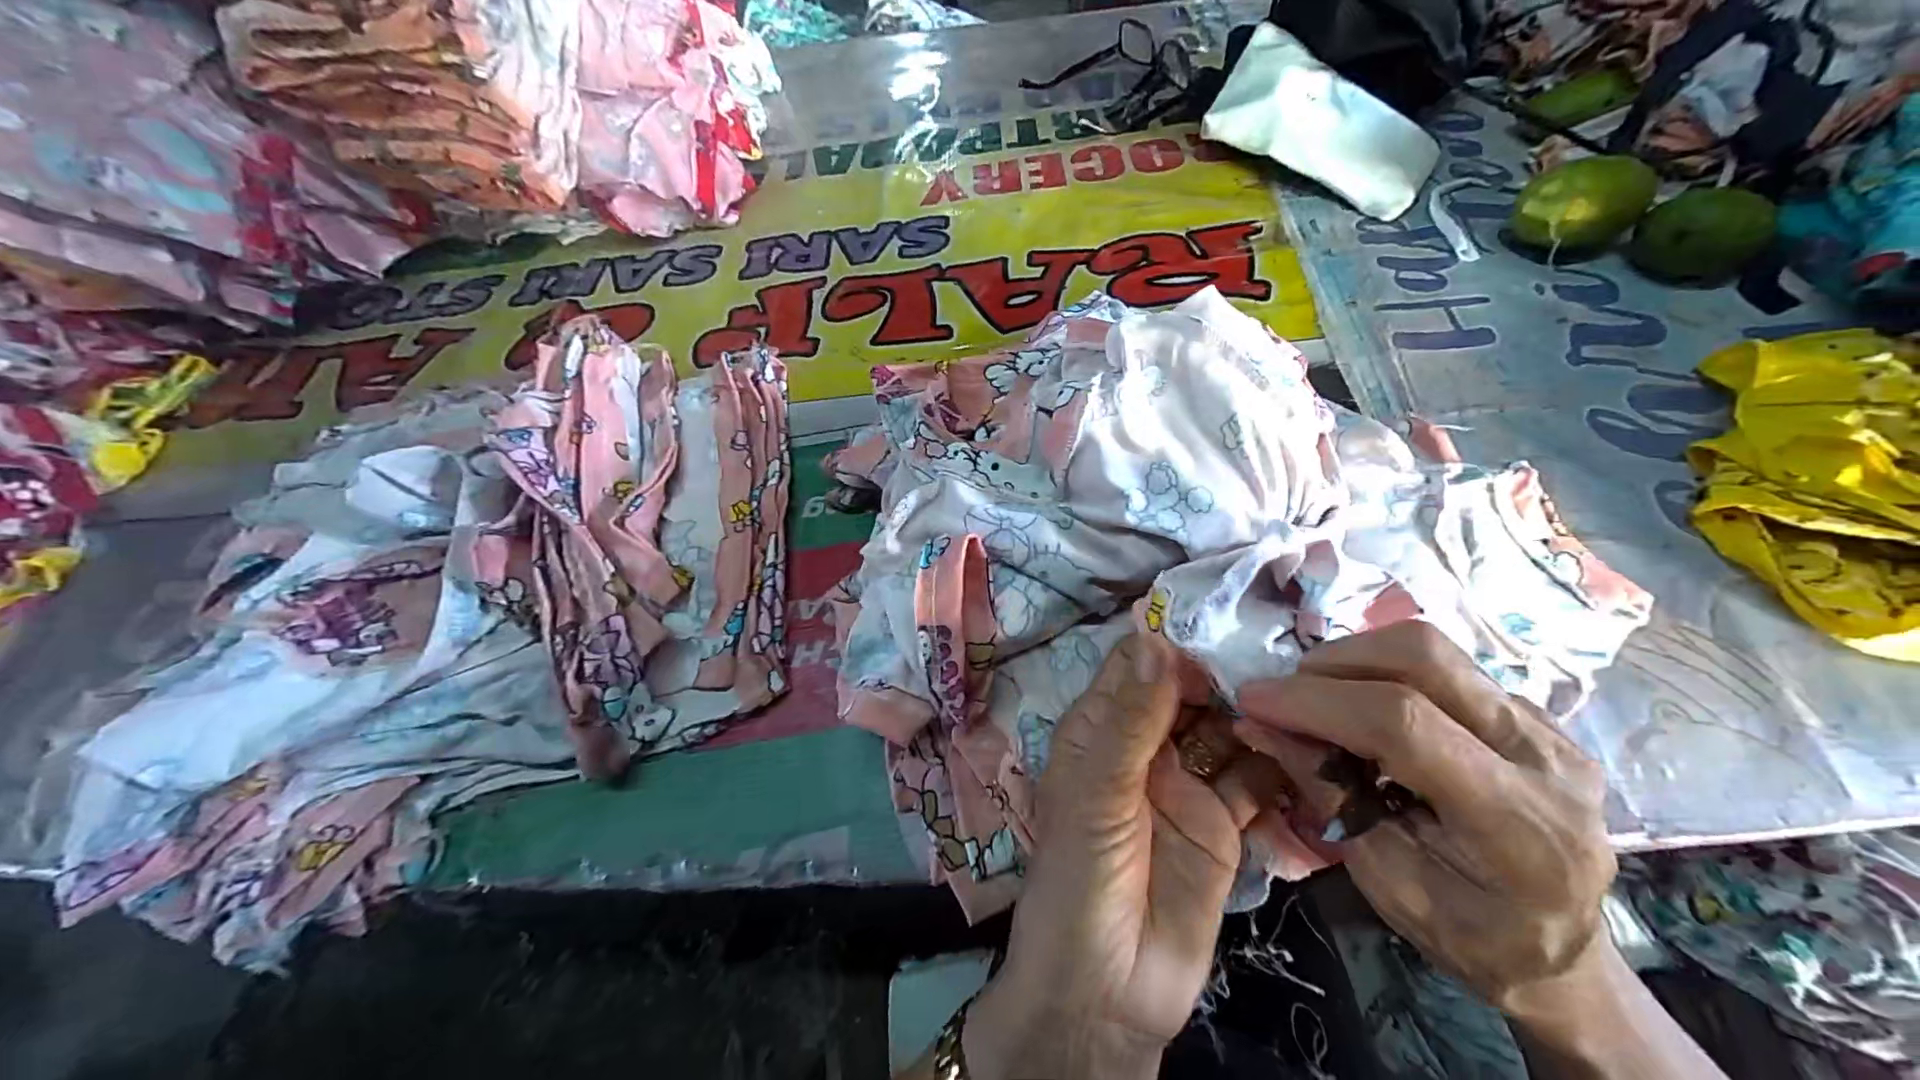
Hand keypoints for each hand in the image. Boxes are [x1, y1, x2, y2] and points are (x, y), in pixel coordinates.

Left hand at [963, 634, 1282, 1079]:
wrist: (1109, 988)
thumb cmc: (1082, 876)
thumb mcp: (1100, 790)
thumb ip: (1130, 719)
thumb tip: (1153, 638)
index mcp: (1101, 730)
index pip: (1137, 669)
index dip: (1175, 654)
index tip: (1224, 646)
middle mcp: (1145, 748)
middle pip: (1190, 695)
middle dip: (1228, 684)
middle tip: (1285, 673)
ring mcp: (1188, 785)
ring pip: (1229, 734)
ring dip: (1261, 723)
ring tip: (1306, 710)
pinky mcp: (1225, 826)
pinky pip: (1256, 784)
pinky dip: (1281, 770)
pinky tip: (1313, 757)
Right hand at [1231, 620, 1615, 1012]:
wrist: (1561, 948)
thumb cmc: (1469, 934)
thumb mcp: (1383, 879)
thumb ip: (1324, 794)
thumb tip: (1256, 725)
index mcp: (1516, 823)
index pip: (1402, 723)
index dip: (1314, 702)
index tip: (1252, 701)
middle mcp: (1544, 758)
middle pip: (1423, 658)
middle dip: (1332, 664)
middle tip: (1285, 695)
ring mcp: (1547, 727)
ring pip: (1432, 648)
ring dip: (1353, 659)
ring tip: (1318, 697)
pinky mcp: (1533, 711)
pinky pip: (1442, 664)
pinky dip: (1381, 672)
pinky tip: (1361, 708)